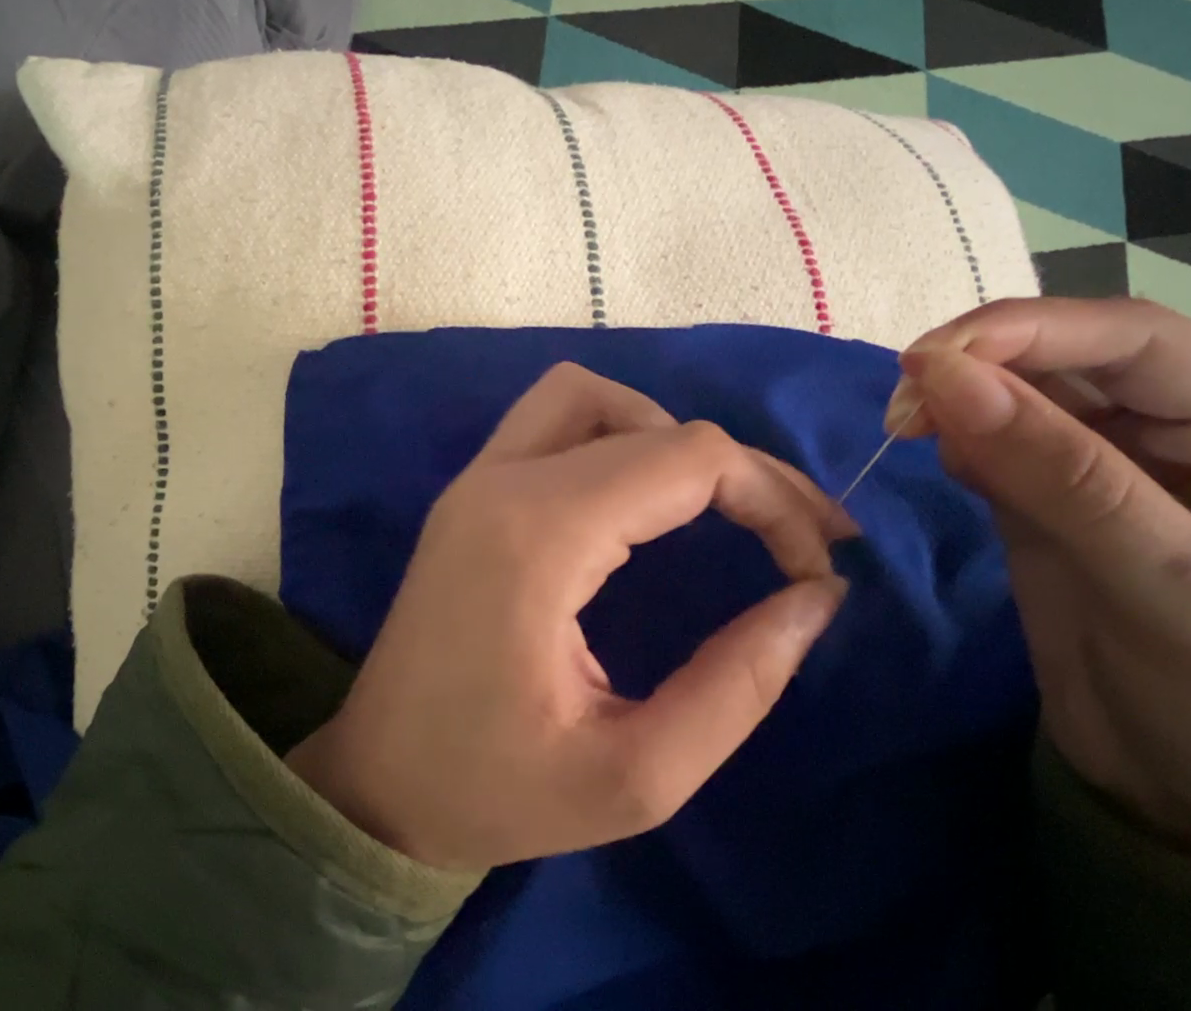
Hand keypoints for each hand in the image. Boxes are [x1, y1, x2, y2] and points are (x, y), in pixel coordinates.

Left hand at [287, 363, 854, 870]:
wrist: (374, 788)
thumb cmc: (495, 794)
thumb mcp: (637, 776)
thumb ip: (739, 685)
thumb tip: (816, 598)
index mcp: (539, 538)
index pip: (690, 459)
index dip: (775, 501)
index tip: (816, 570)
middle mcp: (501, 485)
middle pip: (651, 424)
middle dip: (741, 471)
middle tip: (796, 540)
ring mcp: (473, 482)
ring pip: (588, 397)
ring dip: (665, 436)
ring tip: (718, 509)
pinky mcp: (465, 498)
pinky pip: (549, 423)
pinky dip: (613, 437)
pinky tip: (641, 502)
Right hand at [892, 298, 1190, 863]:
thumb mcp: (1171, 589)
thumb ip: (1062, 477)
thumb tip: (944, 378)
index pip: (1134, 340)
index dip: (1028, 332)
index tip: (925, 358)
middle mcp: (1185, 429)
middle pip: (1069, 360)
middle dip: (981, 368)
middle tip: (898, 405)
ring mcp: (1109, 469)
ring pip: (1020, 399)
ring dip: (957, 403)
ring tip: (903, 428)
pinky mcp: (1047, 507)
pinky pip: (992, 450)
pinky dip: (955, 444)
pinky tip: (933, 455)